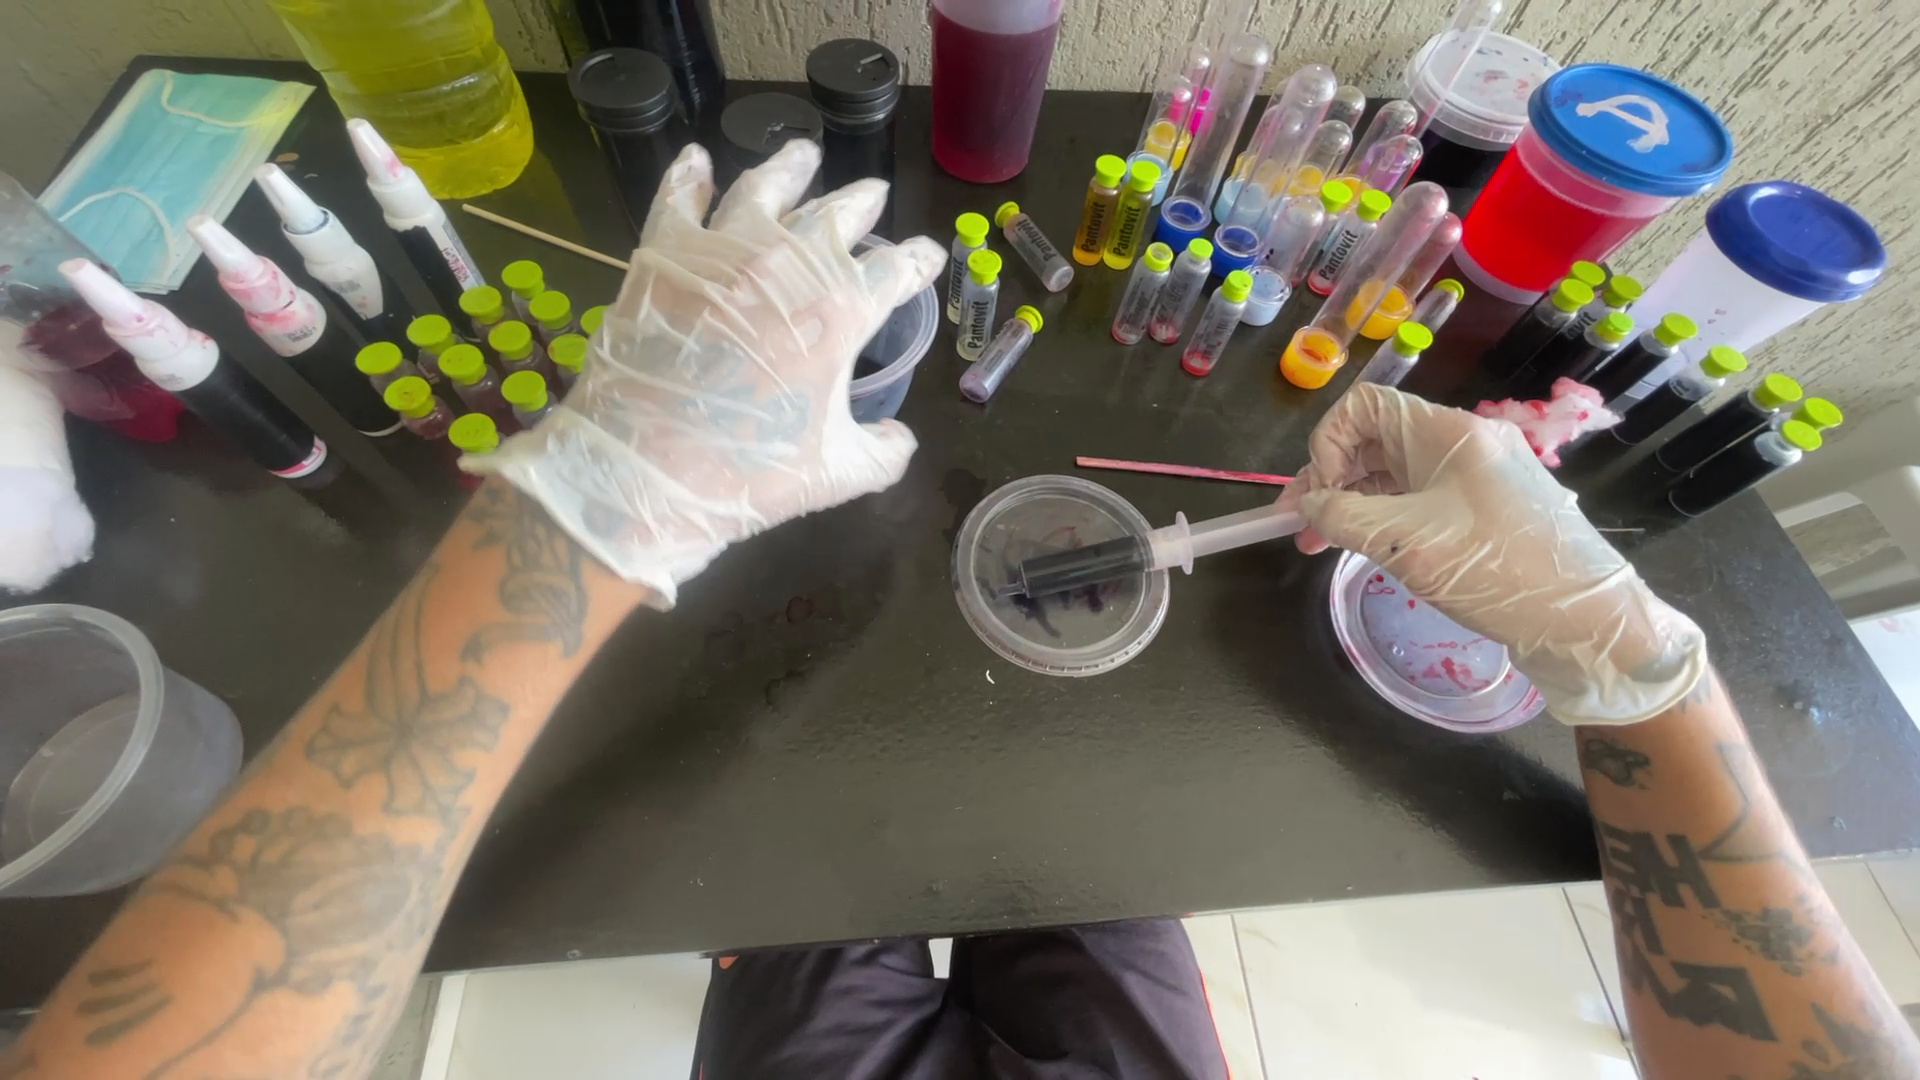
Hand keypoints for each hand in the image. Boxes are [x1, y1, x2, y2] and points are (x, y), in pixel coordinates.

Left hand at [475, 141, 943, 604]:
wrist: (648, 474)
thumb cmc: (753, 475)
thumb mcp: (839, 475)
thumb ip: (885, 452)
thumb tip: (900, 437)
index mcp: (839, 314)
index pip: (894, 273)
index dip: (917, 262)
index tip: (928, 256)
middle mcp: (785, 266)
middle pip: (834, 218)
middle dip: (861, 205)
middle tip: (874, 195)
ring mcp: (720, 253)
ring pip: (763, 191)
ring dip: (790, 169)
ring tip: (805, 152)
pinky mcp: (661, 257)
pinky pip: (678, 201)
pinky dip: (689, 176)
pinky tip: (698, 161)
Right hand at [1276, 384, 1706, 725]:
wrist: (1588, 625)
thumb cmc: (1496, 570)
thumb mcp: (1404, 543)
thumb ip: (1341, 516)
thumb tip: (1309, 506)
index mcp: (1448, 434)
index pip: (1364, 406)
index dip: (1327, 441)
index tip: (1321, 492)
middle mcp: (1461, 442)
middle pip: (1372, 440)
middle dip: (1327, 478)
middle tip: (1296, 522)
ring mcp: (1473, 474)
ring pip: (1388, 472)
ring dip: (1347, 502)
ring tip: (1315, 542)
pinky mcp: (1479, 504)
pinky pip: (1412, 496)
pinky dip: (1378, 515)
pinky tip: (1356, 542)